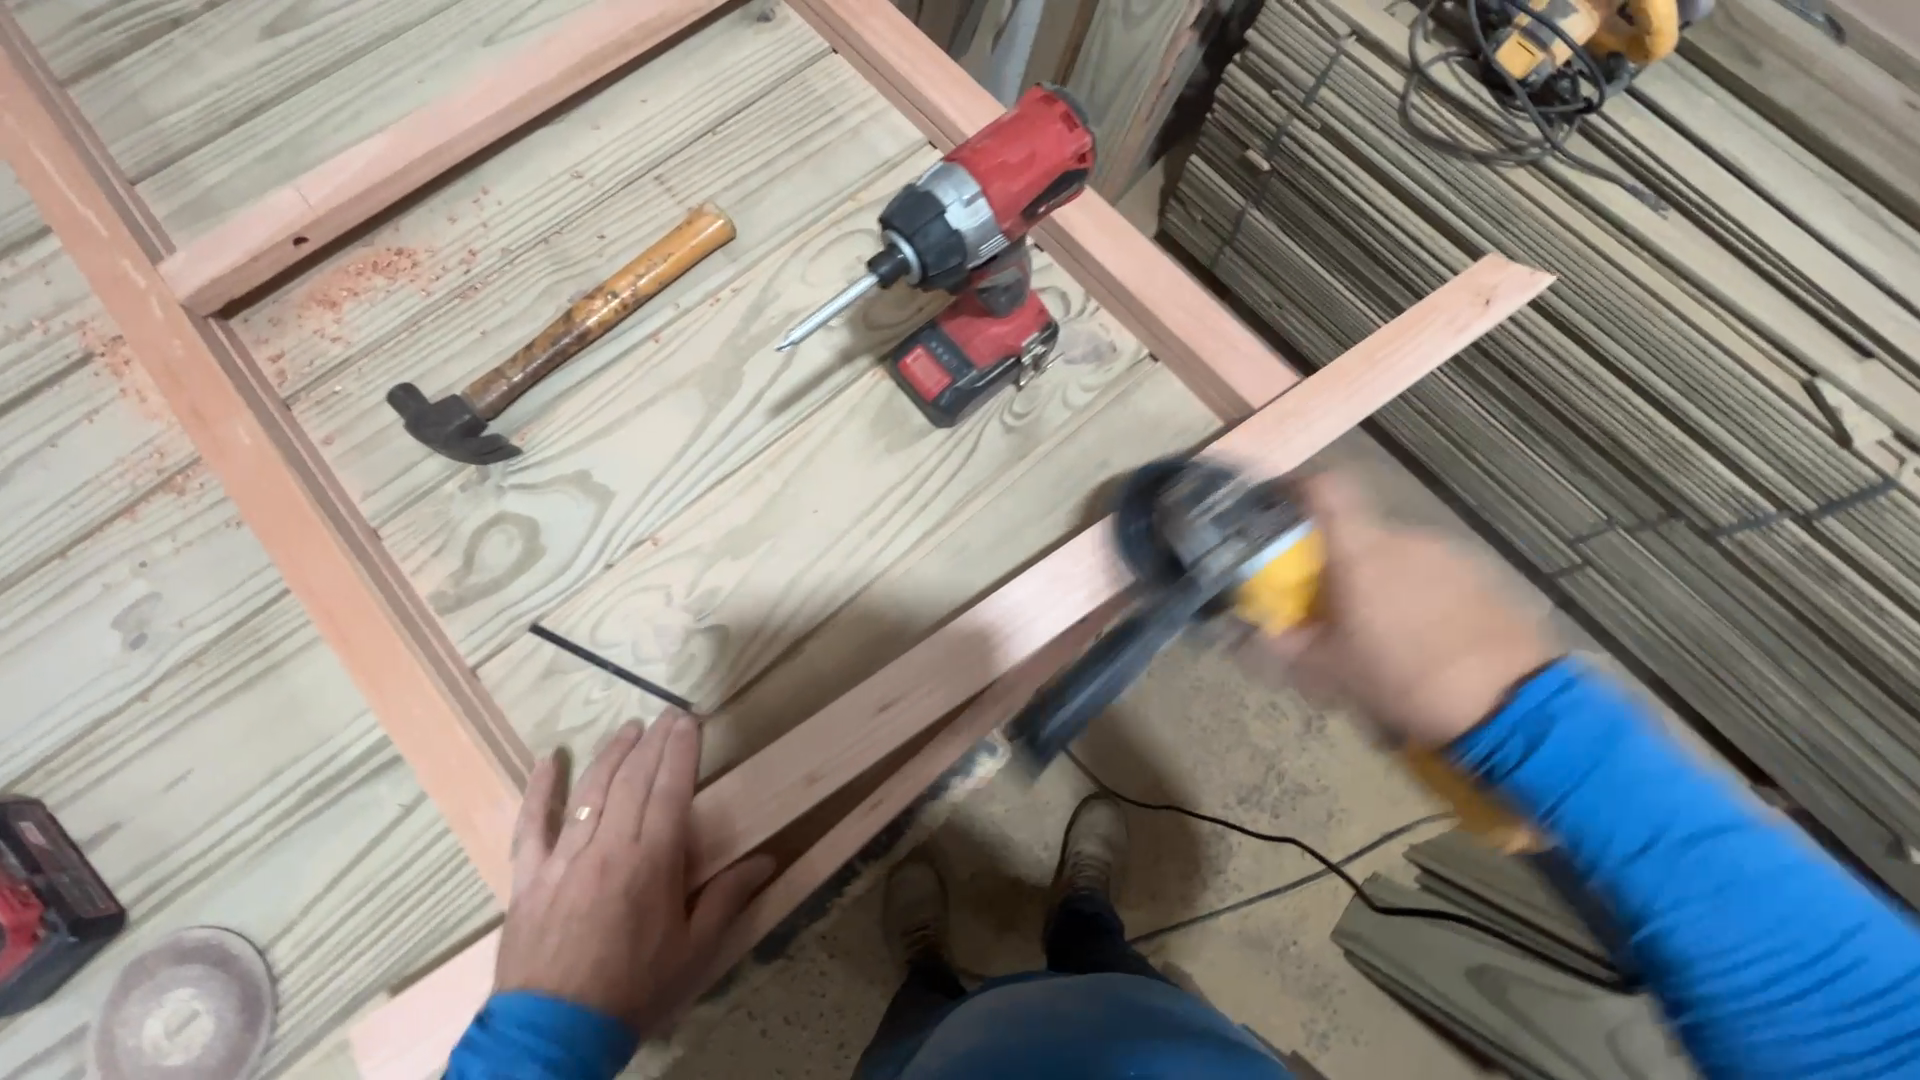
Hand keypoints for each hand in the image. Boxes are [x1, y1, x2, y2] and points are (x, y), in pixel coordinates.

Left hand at [495, 712, 775, 1034]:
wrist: (553, 1034)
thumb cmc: (634, 988)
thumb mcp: (694, 949)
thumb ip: (728, 897)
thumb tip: (767, 860)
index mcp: (651, 862)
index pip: (670, 789)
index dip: (682, 750)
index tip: (691, 720)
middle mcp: (607, 848)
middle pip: (633, 780)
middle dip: (654, 742)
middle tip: (668, 713)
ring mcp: (563, 858)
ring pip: (591, 792)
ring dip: (612, 754)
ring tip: (630, 727)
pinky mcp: (529, 876)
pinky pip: (532, 824)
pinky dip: (540, 789)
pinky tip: (550, 759)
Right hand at [1254, 472, 1559, 745]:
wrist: (1514, 709)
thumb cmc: (1404, 681)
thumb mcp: (1327, 673)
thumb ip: (1277, 646)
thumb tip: (1238, 632)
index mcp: (1360, 550)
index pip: (1324, 487)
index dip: (1295, 488)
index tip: (1277, 509)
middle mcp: (1405, 537)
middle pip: (1355, 533)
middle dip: (1334, 564)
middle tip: (1326, 608)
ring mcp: (1451, 553)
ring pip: (1394, 556)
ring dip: (1377, 582)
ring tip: (1380, 633)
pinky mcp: (1487, 575)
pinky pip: (1432, 573)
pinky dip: (1416, 594)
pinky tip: (1424, 640)